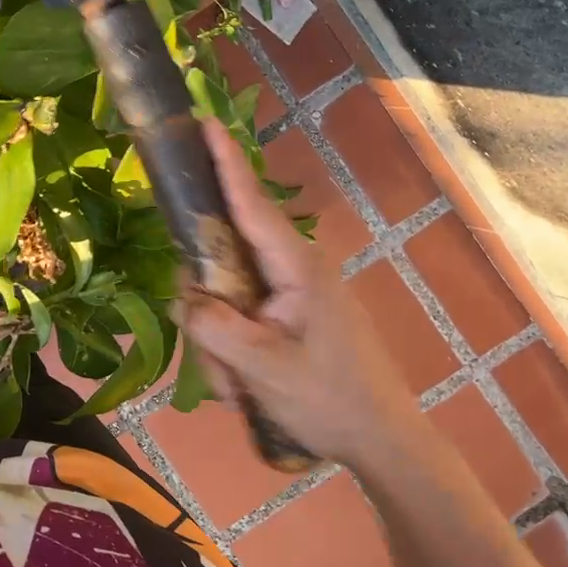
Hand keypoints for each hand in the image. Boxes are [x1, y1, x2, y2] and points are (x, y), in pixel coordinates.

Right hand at [173, 122, 426, 466]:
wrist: (384, 444)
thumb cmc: (331, 399)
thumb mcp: (262, 367)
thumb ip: (213, 324)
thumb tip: (184, 296)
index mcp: (296, 267)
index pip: (251, 203)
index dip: (225, 161)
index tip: (204, 122)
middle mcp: (292, 268)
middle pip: (221, 256)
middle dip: (206, 304)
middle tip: (218, 359)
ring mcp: (289, 291)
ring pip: (223, 291)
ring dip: (218, 339)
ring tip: (237, 385)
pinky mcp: (285, 312)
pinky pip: (236, 312)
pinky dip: (228, 346)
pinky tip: (242, 383)